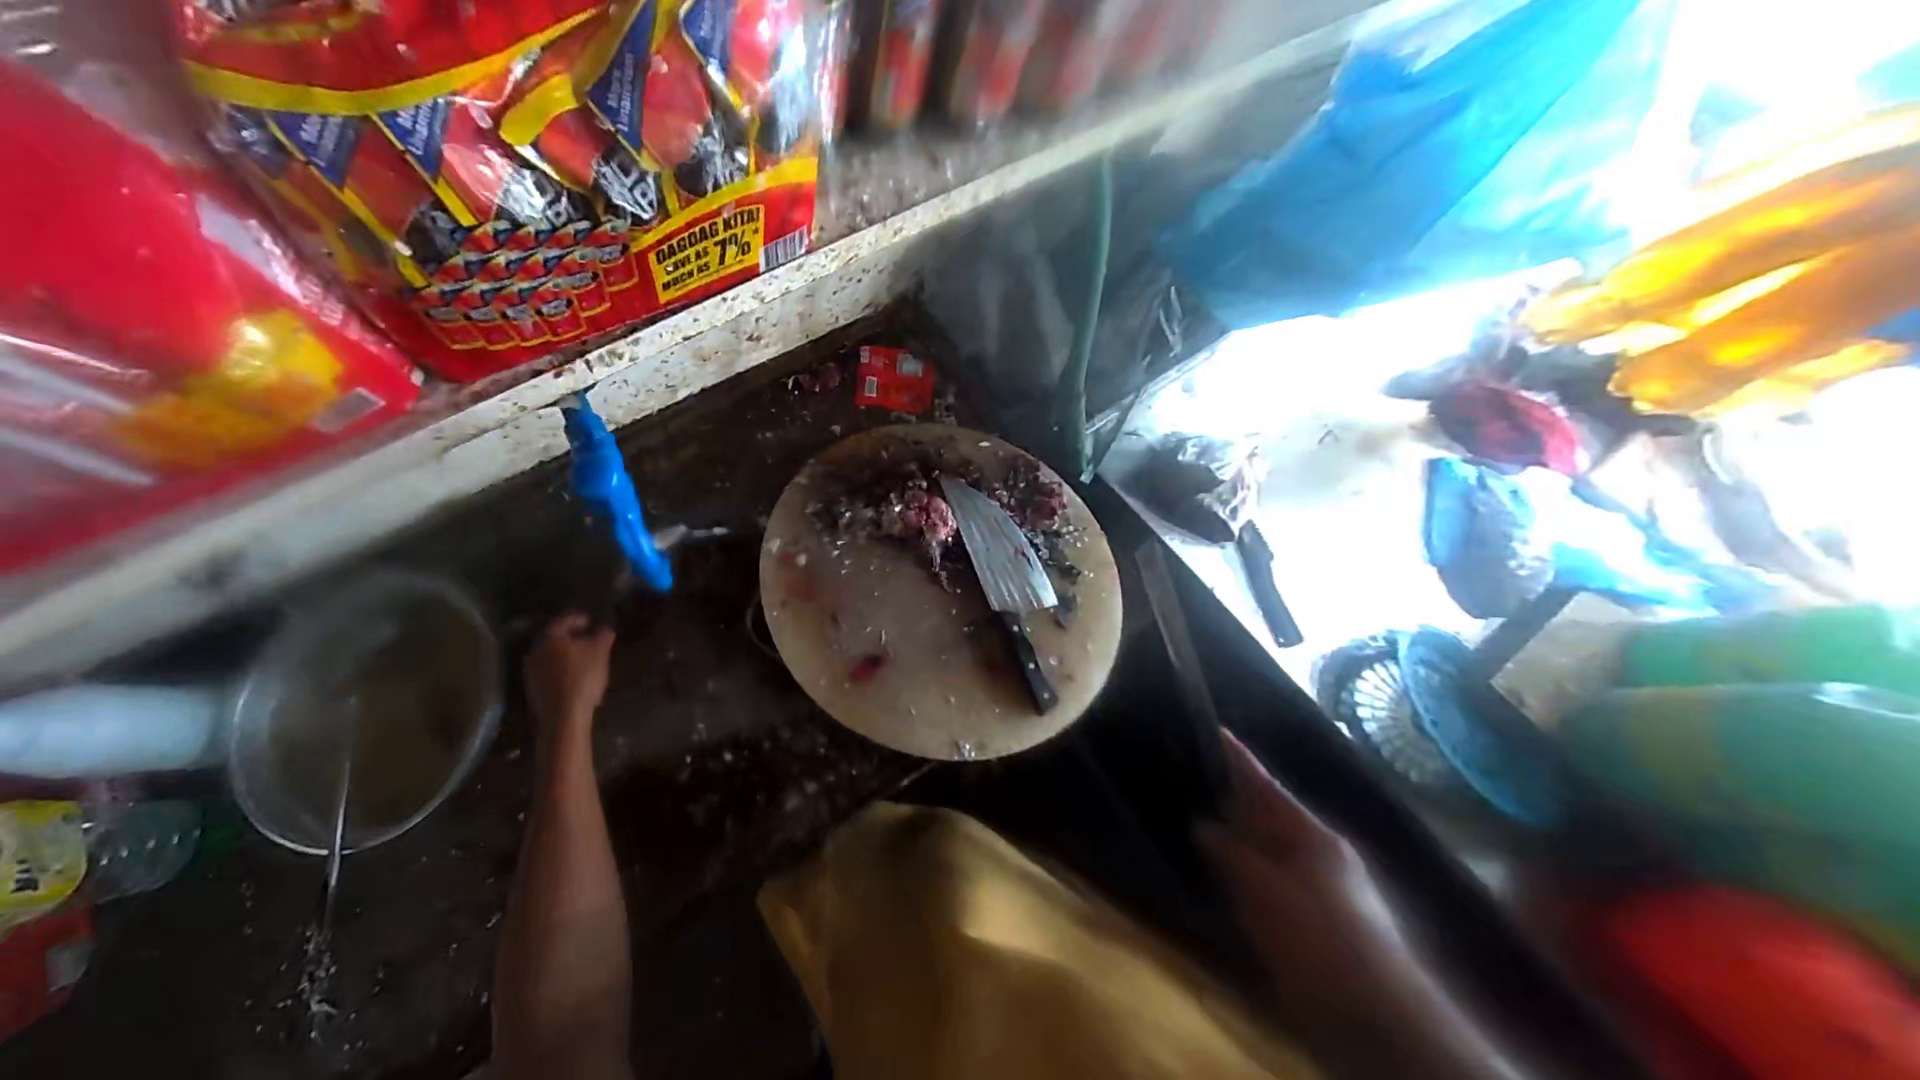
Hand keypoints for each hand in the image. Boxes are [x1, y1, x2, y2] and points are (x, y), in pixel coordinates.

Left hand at [524, 613, 615, 738]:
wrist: (563, 715)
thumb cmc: (583, 676)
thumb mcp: (600, 652)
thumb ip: (603, 635)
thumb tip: (605, 628)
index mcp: (550, 637)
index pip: (564, 620)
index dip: (580, 618)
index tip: (593, 620)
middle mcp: (536, 650)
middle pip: (556, 637)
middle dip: (573, 636)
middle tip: (590, 638)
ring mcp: (532, 670)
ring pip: (552, 654)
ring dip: (567, 653)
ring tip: (585, 657)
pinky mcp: (533, 687)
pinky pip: (549, 670)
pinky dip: (562, 667)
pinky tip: (575, 674)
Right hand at [1198, 732, 1432, 1043]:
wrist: (1379, 1022)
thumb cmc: (1320, 943)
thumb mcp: (1268, 894)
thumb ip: (1233, 856)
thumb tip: (1204, 825)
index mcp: (1312, 837)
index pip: (1267, 787)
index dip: (1240, 759)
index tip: (1214, 729)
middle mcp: (1318, 854)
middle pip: (1267, 815)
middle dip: (1232, 796)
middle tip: (1192, 775)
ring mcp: (1319, 888)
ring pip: (1267, 849)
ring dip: (1236, 835)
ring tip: (1195, 817)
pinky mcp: (1314, 919)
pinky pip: (1270, 880)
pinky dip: (1244, 871)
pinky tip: (1222, 875)